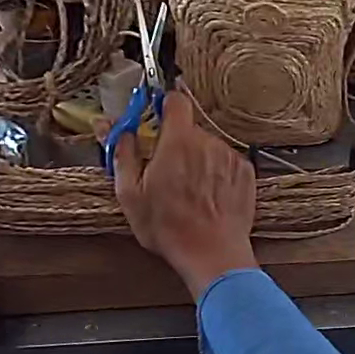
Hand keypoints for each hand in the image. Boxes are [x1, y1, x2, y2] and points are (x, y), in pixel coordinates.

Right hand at [113, 90, 257, 298]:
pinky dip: (217, 174)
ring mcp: (231, 157)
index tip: (156, 116)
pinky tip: (208, 197)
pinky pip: (227, 163)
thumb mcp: (130, 193)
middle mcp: (209, 142)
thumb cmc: (169, 227)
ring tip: (189, 192)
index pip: (176, 100)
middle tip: (166, 173)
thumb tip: (108, 126)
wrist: (212, 252)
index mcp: (178, 141)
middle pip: (190, 130)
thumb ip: (122, 152)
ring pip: (209, 147)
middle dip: (177, 144)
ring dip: (199, 161)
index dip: (165, 105)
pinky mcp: (246, 173)